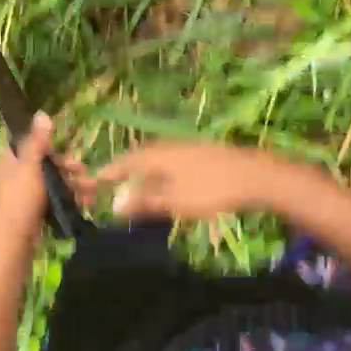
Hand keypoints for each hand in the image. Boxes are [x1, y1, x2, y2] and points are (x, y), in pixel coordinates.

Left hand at [0, 114, 95, 238]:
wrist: (12, 245)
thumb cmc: (20, 201)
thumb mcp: (31, 167)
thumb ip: (38, 142)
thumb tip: (42, 113)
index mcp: (8, 161)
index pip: (28, 144)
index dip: (49, 145)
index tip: (66, 150)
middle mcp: (12, 176)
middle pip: (43, 164)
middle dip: (67, 167)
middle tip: (84, 171)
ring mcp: (22, 196)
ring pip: (50, 183)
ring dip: (72, 184)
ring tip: (92, 191)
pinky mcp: (31, 214)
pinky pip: (51, 200)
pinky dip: (67, 200)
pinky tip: (84, 204)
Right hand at [98, 141, 310, 222]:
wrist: (255, 176)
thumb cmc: (211, 190)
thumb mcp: (174, 201)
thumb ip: (144, 202)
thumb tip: (115, 204)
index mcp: (157, 155)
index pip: (125, 161)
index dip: (109, 172)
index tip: (94, 181)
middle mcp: (169, 146)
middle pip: (140, 158)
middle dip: (126, 171)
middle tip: (115, 186)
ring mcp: (188, 148)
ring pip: (158, 160)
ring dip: (146, 174)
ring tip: (139, 189)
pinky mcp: (204, 155)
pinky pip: (173, 163)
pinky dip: (163, 174)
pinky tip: (170, 186)